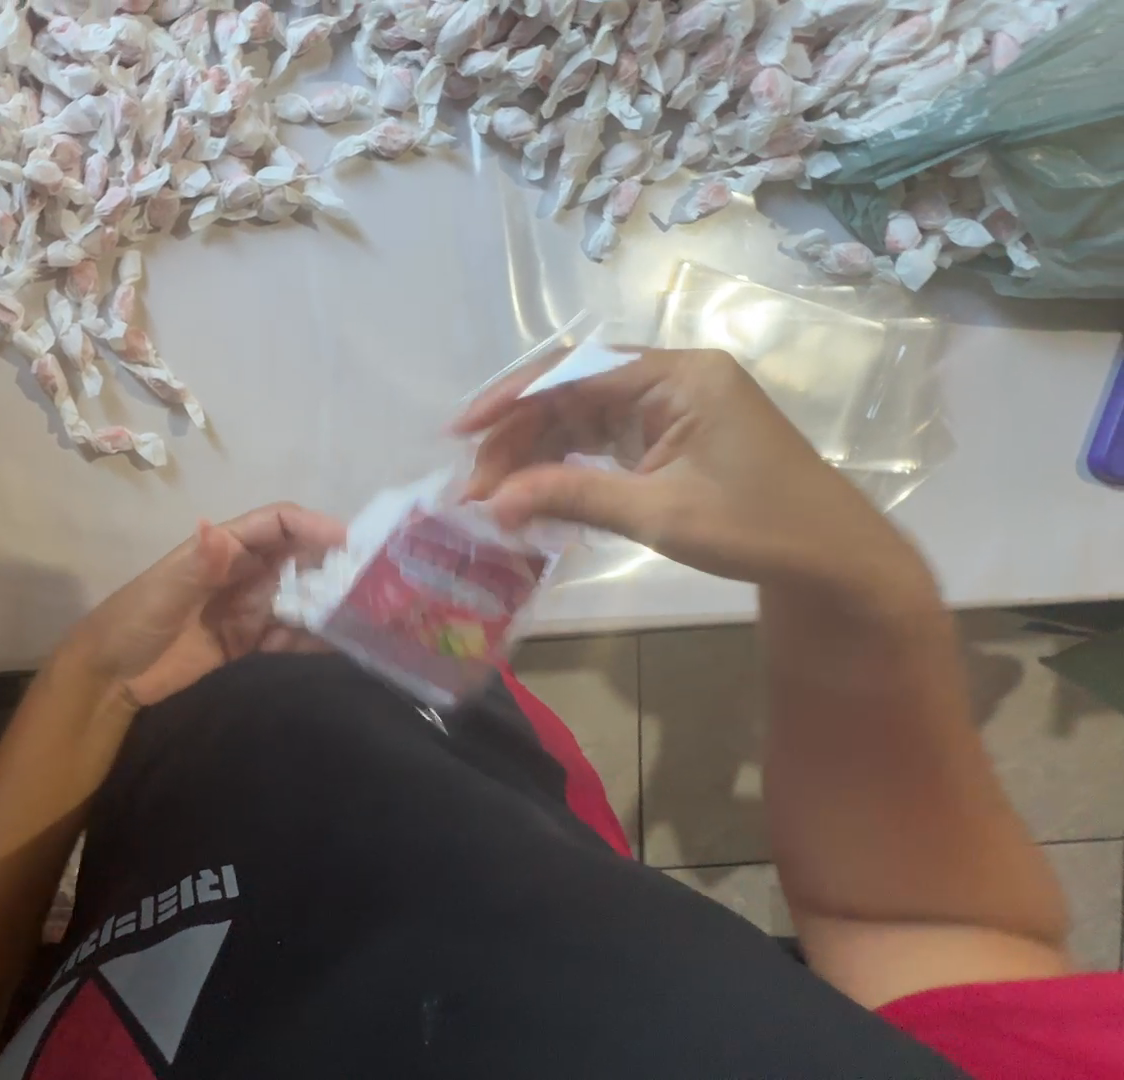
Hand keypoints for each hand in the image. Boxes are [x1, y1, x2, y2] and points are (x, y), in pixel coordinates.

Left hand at [54, 502, 345, 707]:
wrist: (110, 679)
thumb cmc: (131, 623)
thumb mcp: (162, 593)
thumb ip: (196, 566)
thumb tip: (218, 531)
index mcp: (220, 550)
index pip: (276, 524)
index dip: (312, 526)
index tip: (350, 543)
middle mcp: (241, 574)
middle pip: (297, 559)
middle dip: (333, 565)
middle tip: (377, 582)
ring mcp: (246, 609)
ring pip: (299, 598)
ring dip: (329, 603)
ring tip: (370, 614)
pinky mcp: (247, 644)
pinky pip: (289, 636)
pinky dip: (314, 639)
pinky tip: (343, 645)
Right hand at [455, 348, 927, 598]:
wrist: (832, 561)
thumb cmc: (758, 528)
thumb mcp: (657, 513)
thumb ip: (570, 497)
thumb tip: (491, 504)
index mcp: (678, 376)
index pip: (573, 370)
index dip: (509, 398)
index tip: (461, 431)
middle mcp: (667, 380)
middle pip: (567, 394)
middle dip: (514, 439)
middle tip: (474, 486)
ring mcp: (663, 408)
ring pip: (573, 419)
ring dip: (530, 456)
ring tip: (493, 497)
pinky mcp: (660, 437)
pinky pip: (593, 441)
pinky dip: (558, 467)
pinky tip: (529, 494)